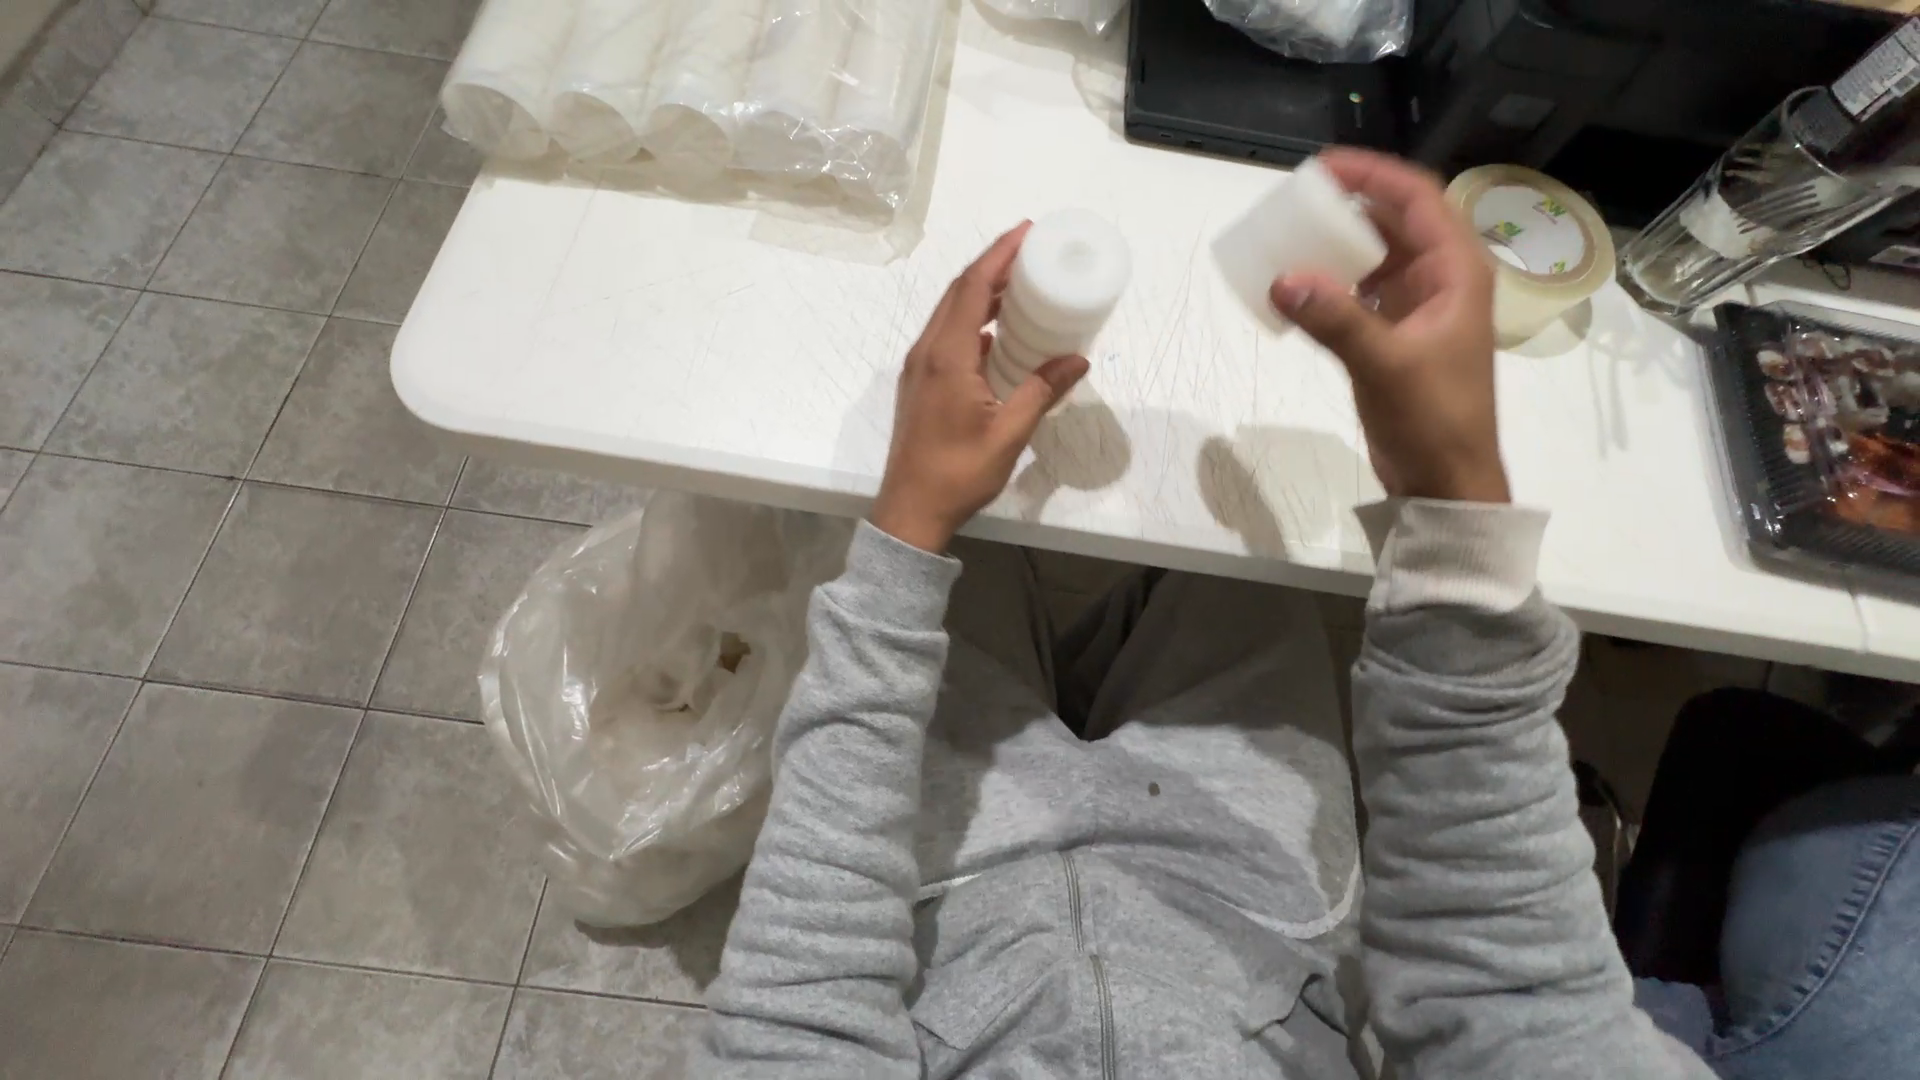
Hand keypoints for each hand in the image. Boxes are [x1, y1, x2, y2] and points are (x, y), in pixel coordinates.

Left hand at [871, 224, 1089, 552]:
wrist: (910, 511)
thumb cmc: (958, 474)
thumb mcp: (1008, 434)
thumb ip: (1041, 392)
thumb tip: (1077, 359)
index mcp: (947, 357)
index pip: (973, 288)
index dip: (999, 255)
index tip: (1026, 231)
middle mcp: (926, 353)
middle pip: (957, 293)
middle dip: (992, 266)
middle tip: (1028, 252)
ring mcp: (918, 369)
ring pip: (948, 315)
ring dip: (980, 294)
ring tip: (1018, 285)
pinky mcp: (918, 385)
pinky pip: (945, 338)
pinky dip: (971, 323)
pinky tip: (996, 336)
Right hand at [1270, 148, 1509, 503]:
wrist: (1443, 476)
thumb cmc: (1432, 416)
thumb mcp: (1385, 363)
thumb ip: (1335, 319)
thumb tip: (1281, 279)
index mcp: (1456, 271)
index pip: (1417, 200)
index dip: (1371, 176)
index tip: (1321, 168)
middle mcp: (1438, 280)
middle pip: (1392, 224)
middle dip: (1345, 209)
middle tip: (1294, 205)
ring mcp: (1414, 310)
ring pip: (1372, 261)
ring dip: (1332, 250)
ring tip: (1287, 242)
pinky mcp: (1391, 337)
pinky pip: (1356, 297)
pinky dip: (1327, 290)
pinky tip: (1295, 294)